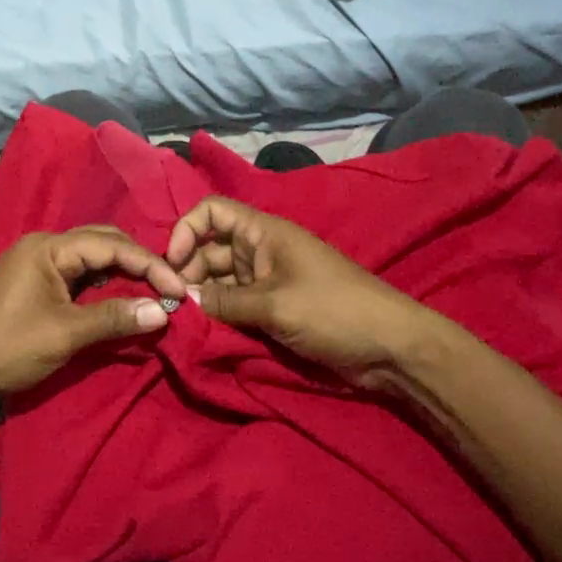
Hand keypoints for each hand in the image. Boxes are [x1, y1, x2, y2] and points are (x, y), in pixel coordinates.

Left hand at [0, 226, 186, 403]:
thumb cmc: (7, 346)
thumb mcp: (65, 334)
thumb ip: (114, 318)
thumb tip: (162, 311)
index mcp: (47, 247)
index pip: (110, 244)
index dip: (149, 264)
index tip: (178, 288)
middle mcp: (41, 246)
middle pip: (100, 243)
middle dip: (137, 262)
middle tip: (169, 286)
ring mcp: (34, 263)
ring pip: (89, 259)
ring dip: (120, 274)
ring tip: (152, 293)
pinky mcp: (31, 283)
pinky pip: (75, 275)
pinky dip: (100, 285)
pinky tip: (118, 300)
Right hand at [165, 196, 443, 386]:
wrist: (390, 348)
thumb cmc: (334, 311)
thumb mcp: (274, 306)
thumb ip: (224, 303)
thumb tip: (182, 303)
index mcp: (264, 233)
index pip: (211, 212)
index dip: (186, 231)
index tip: (172, 265)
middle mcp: (261, 251)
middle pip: (209, 250)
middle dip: (187, 272)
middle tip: (171, 305)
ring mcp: (267, 281)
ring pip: (219, 281)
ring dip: (201, 298)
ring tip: (184, 323)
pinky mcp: (274, 308)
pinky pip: (235, 305)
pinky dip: (219, 315)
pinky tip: (204, 332)